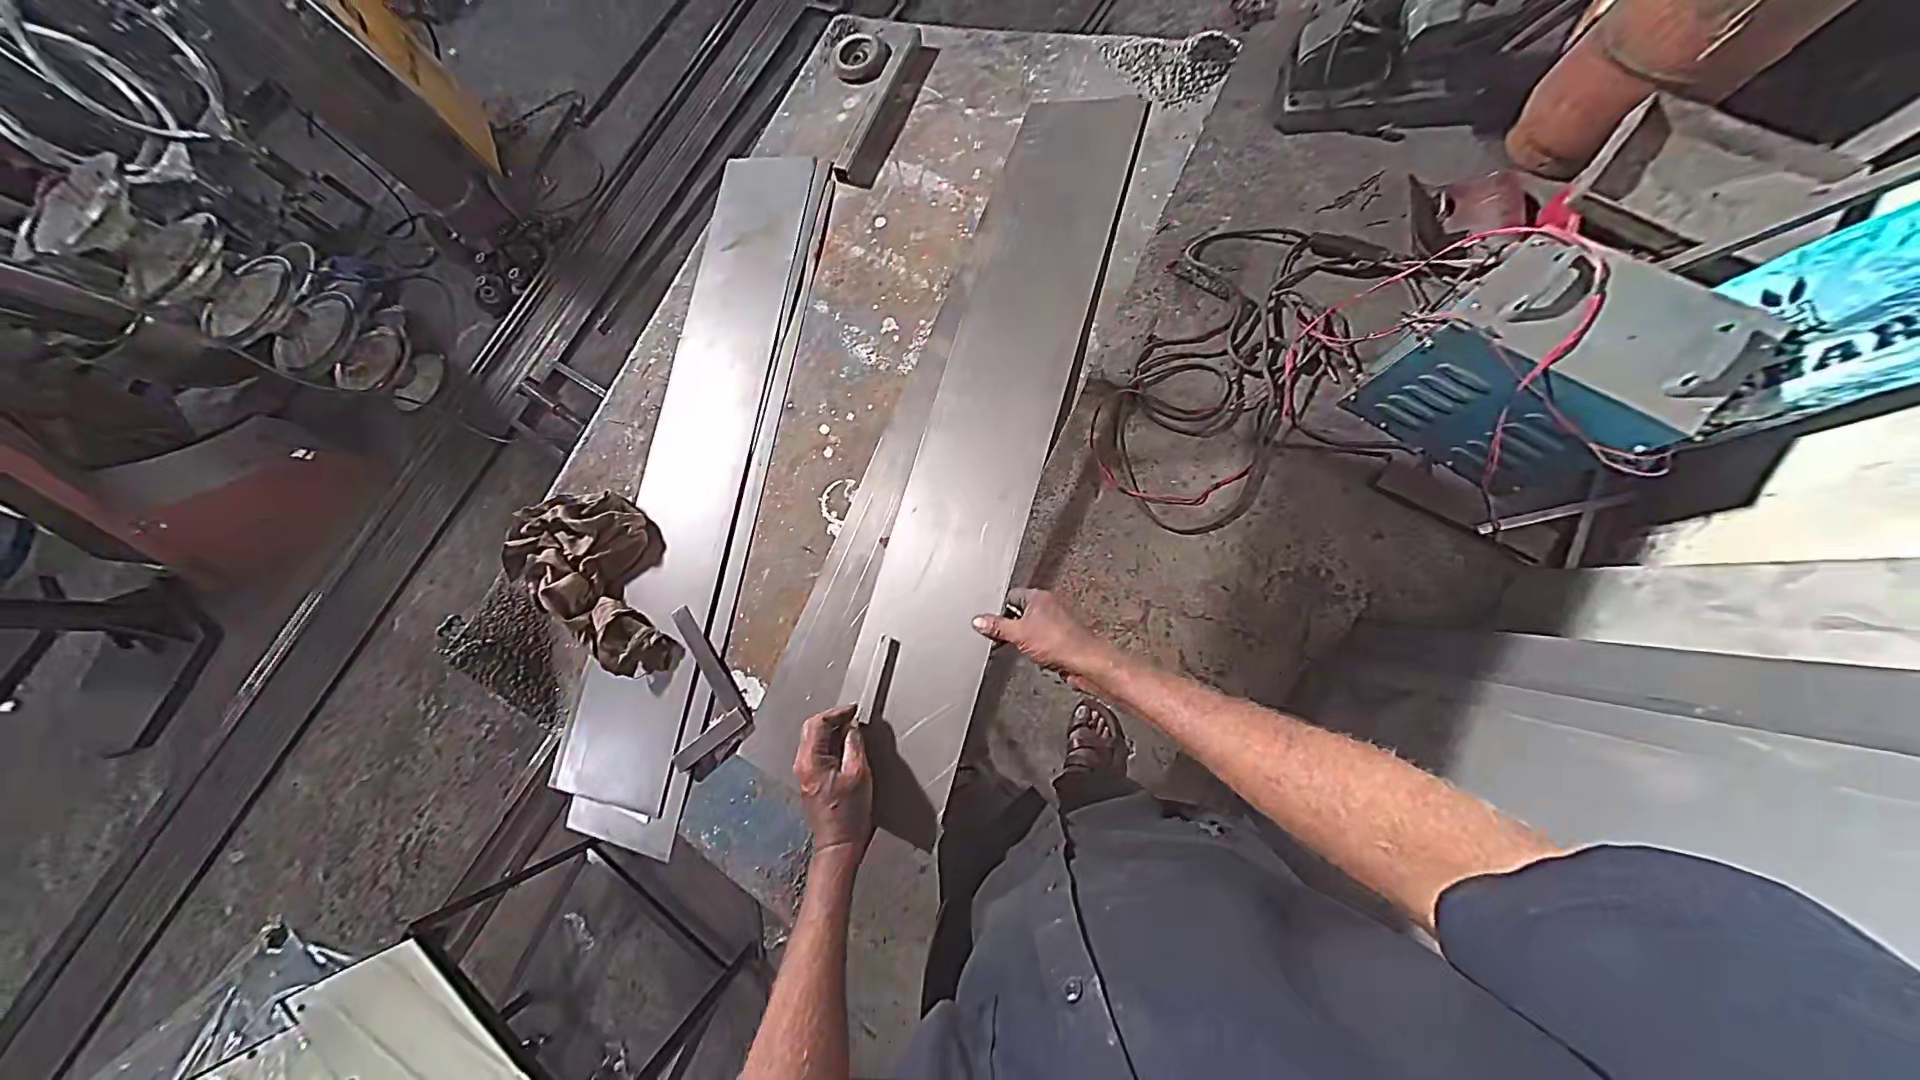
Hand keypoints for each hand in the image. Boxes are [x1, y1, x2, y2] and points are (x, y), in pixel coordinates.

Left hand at [793, 705, 872, 858]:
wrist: (840, 843)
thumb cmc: (848, 815)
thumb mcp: (859, 773)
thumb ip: (855, 745)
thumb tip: (853, 728)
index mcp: (811, 761)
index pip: (818, 723)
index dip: (837, 712)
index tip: (853, 710)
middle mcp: (803, 765)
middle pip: (812, 729)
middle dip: (834, 719)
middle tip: (853, 716)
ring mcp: (805, 773)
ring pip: (816, 740)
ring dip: (834, 731)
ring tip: (853, 731)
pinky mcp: (812, 780)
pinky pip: (819, 752)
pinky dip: (833, 744)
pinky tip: (847, 747)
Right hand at [971, 588, 1118, 691]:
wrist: (1084, 662)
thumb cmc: (1059, 642)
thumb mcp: (1019, 634)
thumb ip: (997, 627)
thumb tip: (979, 621)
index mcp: (1037, 598)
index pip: (1010, 597)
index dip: (998, 609)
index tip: (989, 622)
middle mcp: (1046, 606)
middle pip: (1018, 612)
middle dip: (1008, 626)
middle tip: (998, 637)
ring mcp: (1053, 622)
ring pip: (1028, 627)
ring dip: (1020, 638)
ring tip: (1014, 647)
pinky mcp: (1058, 638)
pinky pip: (1037, 640)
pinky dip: (1031, 647)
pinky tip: (1029, 655)